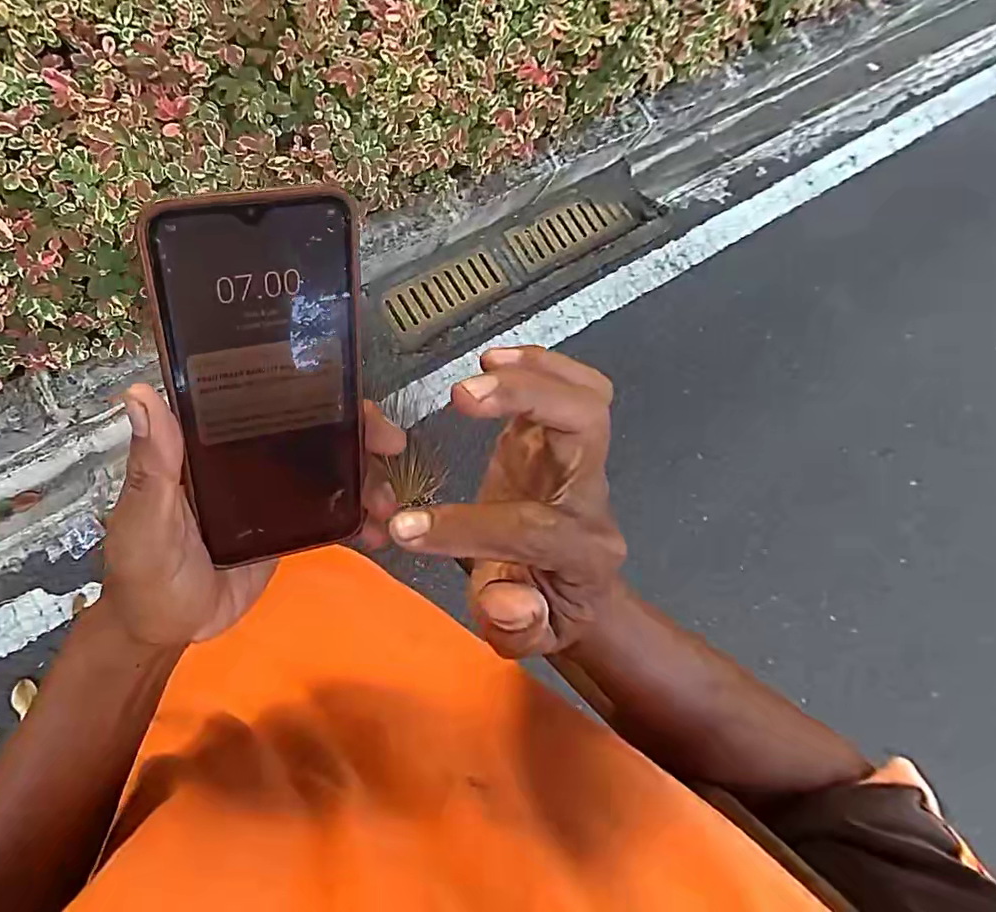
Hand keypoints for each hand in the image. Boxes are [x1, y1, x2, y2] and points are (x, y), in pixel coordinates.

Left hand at [100, 384, 406, 646]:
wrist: (166, 633)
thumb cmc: (144, 569)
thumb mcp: (145, 515)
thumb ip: (152, 463)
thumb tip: (140, 393)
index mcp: (215, 442)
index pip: (271, 399)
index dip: (316, 390)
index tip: (355, 399)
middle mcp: (250, 457)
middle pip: (315, 430)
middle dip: (360, 432)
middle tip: (392, 445)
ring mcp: (275, 492)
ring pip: (332, 469)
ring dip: (368, 477)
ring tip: (388, 504)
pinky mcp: (291, 526)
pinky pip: (333, 513)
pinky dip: (360, 518)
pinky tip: (380, 532)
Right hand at [388, 347, 625, 656]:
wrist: (576, 586)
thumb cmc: (543, 608)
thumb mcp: (525, 636)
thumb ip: (514, 624)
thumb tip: (507, 597)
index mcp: (579, 551)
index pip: (531, 528)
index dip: (466, 528)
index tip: (405, 529)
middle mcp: (590, 495)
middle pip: (585, 426)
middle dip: (526, 399)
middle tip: (462, 395)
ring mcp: (581, 461)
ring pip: (585, 396)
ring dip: (534, 370)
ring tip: (484, 363)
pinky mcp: (562, 438)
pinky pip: (573, 389)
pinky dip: (539, 364)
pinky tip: (496, 359)